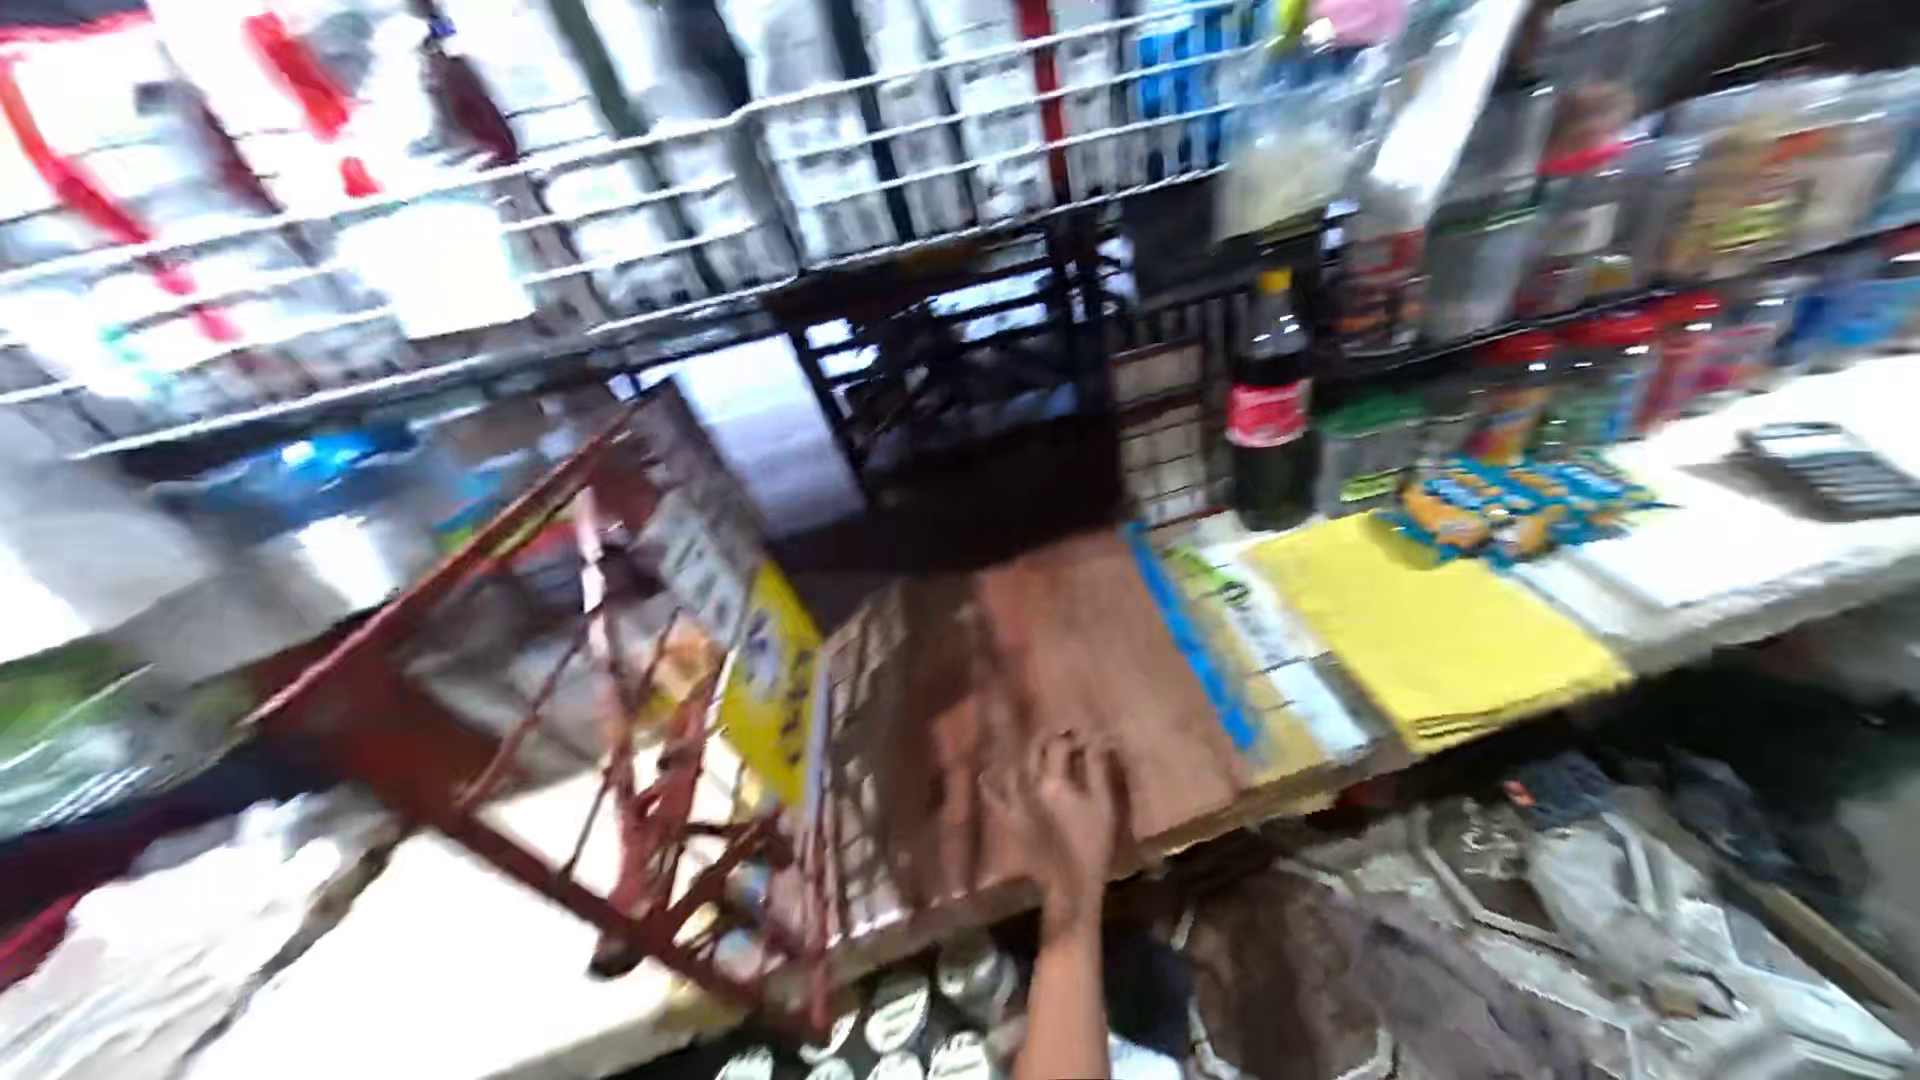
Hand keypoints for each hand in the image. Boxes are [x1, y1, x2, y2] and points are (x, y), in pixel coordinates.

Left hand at [988, 729, 1117, 937]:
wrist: (1071, 884)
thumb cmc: (1093, 843)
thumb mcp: (1103, 804)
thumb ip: (1097, 769)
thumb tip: (1095, 741)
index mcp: (1053, 780)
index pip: (1059, 745)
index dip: (1072, 737)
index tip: (1083, 738)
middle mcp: (1028, 784)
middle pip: (1033, 749)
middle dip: (1047, 739)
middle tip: (1061, 740)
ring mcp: (1015, 800)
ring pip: (1013, 765)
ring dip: (1024, 753)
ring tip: (1037, 751)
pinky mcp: (1008, 817)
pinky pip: (992, 795)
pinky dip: (990, 782)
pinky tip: (990, 772)